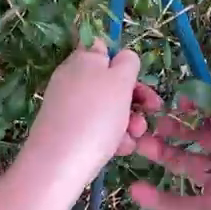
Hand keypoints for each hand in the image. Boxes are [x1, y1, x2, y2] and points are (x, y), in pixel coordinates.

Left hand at [21, 41, 160, 192]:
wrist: (61, 161)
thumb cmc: (96, 114)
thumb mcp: (119, 80)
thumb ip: (126, 62)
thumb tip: (122, 56)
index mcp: (84, 59)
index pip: (102, 48)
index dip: (121, 62)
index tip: (135, 79)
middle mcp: (73, 79)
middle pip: (110, 83)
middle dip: (134, 98)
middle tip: (149, 111)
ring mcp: (69, 106)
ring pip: (107, 108)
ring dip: (127, 121)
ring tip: (133, 137)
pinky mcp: (68, 131)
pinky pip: (96, 127)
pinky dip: (111, 137)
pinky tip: (119, 149)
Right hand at [130, 91, 210, 209]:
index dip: (200, 104)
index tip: (178, 100)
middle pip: (199, 135)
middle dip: (177, 125)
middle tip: (153, 120)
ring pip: (186, 163)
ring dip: (163, 153)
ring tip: (140, 144)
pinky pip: (182, 202)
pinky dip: (160, 198)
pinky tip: (136, 190)